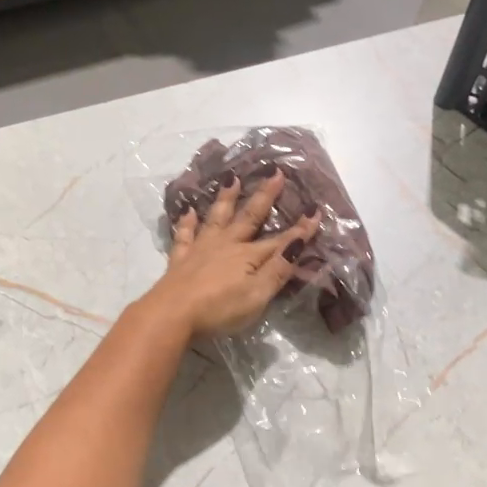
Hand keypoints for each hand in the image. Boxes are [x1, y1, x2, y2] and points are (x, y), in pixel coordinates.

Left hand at [143, 170, 321, 338]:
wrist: (171, 314)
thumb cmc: (219, 309)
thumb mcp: (257, 295)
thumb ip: (278, 270)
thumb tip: (298, 243)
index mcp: (248, 256)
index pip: (280, 241)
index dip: (300, 230)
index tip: (315, 210)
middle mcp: (226, 245)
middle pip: (249, 217)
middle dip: (264, 196)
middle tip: (274, 172)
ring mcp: (201, 250)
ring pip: (217, 218)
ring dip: (226, 198)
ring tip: (231, 178)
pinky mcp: (180, 260)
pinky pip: (185, 235)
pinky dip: (187, 222)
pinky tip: (188, 211)